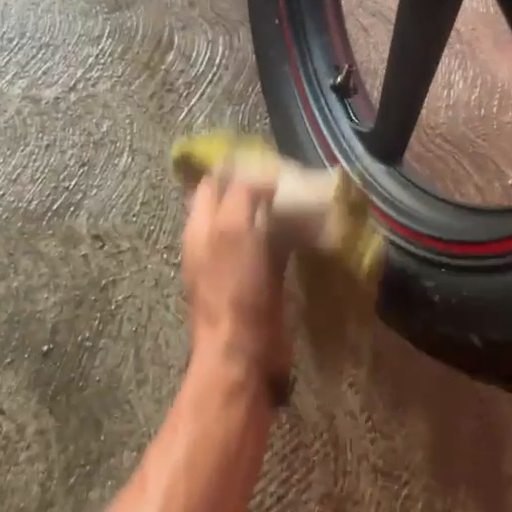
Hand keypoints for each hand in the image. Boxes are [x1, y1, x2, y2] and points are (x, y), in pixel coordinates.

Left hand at [181, 172, 291, 383]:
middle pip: (234, 202)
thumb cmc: (234, 289)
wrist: (243, 356)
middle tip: (291, 177)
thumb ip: (244, 195)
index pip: (212, 182)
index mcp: (200, 225)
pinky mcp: (260, 285)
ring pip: (256, 225)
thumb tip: (264, 175)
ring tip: (307, 197)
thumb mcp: (234, 230)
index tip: (266, 156)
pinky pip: (274, 250)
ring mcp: (237, 265)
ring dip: (278, 212)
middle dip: (260, 187)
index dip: (235, 166)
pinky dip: (290, 238)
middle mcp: (214, 242)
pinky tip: (311, 231)